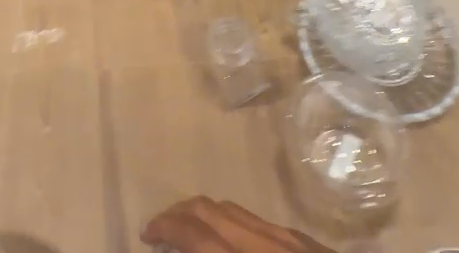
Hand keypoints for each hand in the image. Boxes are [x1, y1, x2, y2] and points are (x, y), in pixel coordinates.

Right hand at [141, 197, 335, 252]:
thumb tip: (192, 249)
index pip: (196, 235)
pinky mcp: (312, 245)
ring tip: (192, 234)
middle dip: (179, 213)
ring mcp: (293, 242)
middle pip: (211, 209)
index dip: (165, 227)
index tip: (146, 236)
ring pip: (236, 210)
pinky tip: (236, 246)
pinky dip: (236, 226)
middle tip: (161, 230)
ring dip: (206, 216)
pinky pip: (263, 223)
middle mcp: (268, 247)